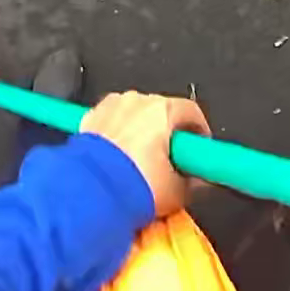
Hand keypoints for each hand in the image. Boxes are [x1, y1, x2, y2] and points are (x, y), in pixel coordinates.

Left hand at [79, 91, 209, 215]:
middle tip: (172, 160)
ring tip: (143, 160)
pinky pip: (112, 120)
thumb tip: (196, 177)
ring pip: (134, 113)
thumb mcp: (180, 191)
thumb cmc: (140, 184)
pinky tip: (120, 157)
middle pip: (160, 110)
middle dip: (168, 131)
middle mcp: (135, 99)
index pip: (190, 111)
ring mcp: (110, 104)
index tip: (198, 150)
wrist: (94, 188)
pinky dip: (119, 133)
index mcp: (161, 110)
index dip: (199, 131)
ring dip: (141, 130)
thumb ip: (193, 179)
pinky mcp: (91, 115)